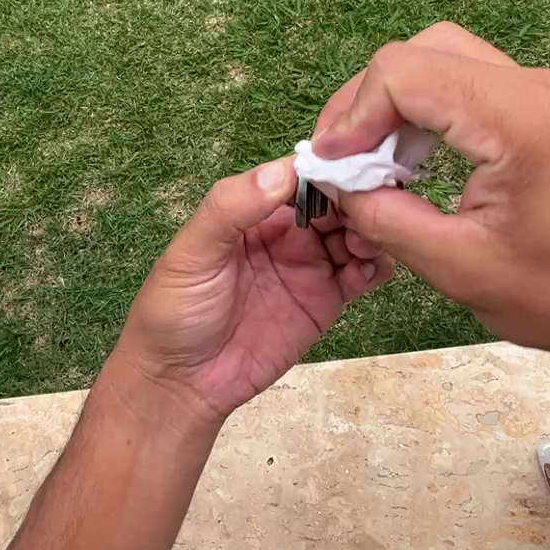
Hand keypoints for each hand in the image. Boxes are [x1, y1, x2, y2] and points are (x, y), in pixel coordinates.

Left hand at [114, 158, 395, 424]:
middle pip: (334, 201)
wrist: (182, 382)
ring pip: (354, 233)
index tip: (351, 167)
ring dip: (369, 229)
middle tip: (368, 207)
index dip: (326, 169)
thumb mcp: (193, 251)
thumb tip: (283, 172)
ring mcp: (308, 265)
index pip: (298, 176)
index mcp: (253, 209)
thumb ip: (232, 207)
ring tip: (364, 242)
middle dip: (355, 199)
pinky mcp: (325, 301)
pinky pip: (360, 274)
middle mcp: (286, 232)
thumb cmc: (175, 308)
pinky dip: (374, 265)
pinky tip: (365, 270)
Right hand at [310, 22, 549, 386]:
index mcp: (516, 117)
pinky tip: (415, 158)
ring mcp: (543, 91)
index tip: (329, 167)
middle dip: (366, 100)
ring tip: (370, 159)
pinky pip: (467, 84)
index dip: (351, 115)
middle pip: (420, 51)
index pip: (403, 73)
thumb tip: (337, 185)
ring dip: (394, 102)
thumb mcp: (464, 270)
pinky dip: (426, 110)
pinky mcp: (546, 108)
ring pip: (442, 58)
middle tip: (341, 157)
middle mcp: (531, 85)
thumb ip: (386, 219)